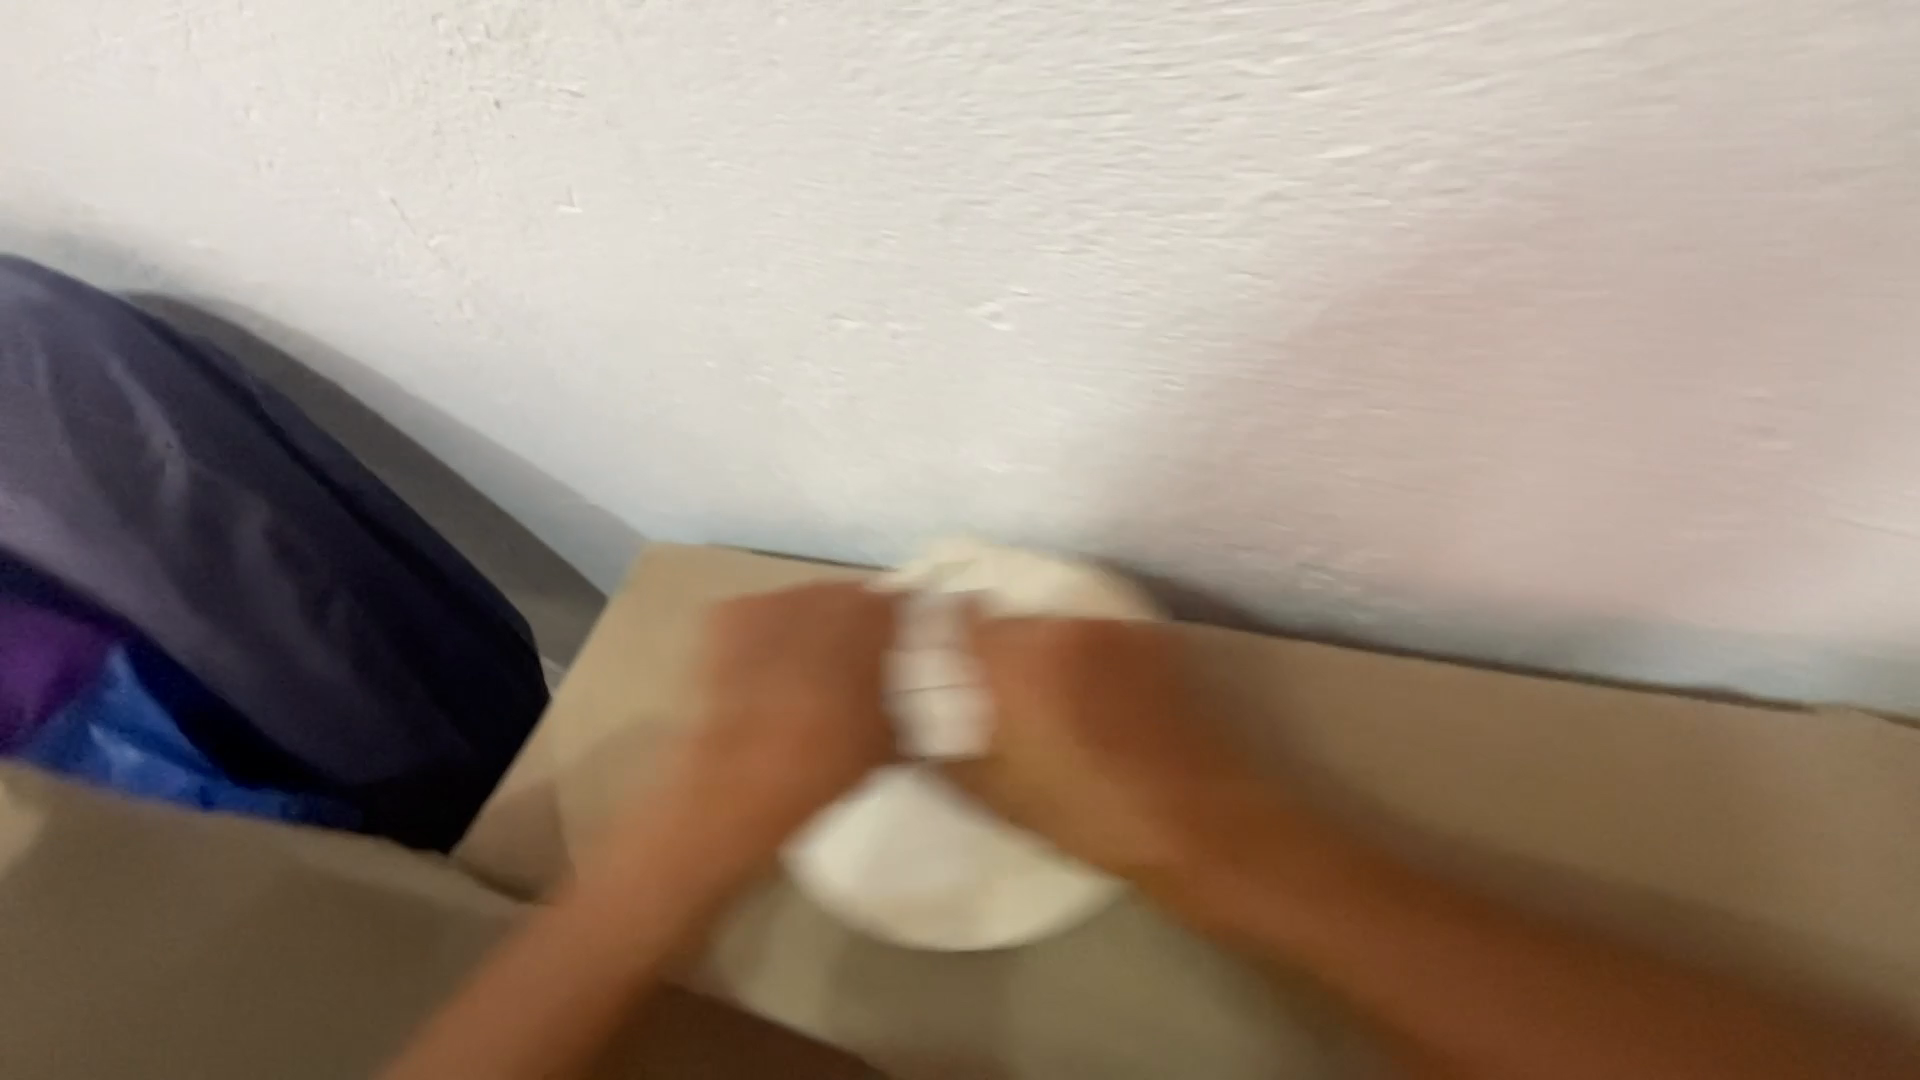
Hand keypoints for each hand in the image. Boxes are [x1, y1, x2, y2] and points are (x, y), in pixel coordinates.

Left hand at [605, 582, 898, 892]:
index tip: (898, 649)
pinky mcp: (725, 616)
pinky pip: (758, 618)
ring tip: (804, 671)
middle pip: (847, 599)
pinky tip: (763, 672)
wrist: (739, 781)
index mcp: (870, 617)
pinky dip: (764, 636)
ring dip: (809, 628)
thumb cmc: (825, 761)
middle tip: (852, 664)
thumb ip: (912, 706)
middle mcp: (821, 595)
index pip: (898, 601)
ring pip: (801, 605)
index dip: (900, 624)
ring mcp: (768, 601)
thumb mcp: (890, 740)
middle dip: (853, 625)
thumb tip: (921, 700)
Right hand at [951, 611, 1303, 907]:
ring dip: (1049, 655)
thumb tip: (915, 726)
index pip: (961, 616)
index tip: (948, 662)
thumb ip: (944, 751)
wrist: (1196, 820)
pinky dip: (1091, 657)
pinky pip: (1100, 637)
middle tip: (1007, 702)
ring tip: (1062, 707)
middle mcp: (1061, 626)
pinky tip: (1105, 703)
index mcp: (1014, 659)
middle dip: (1002, 654)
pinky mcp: (1151, 638)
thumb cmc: (1086, 813)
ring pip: (1057, 628)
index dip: (949, 636)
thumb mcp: (998, 795)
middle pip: (1012, 623)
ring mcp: (1111, 628)